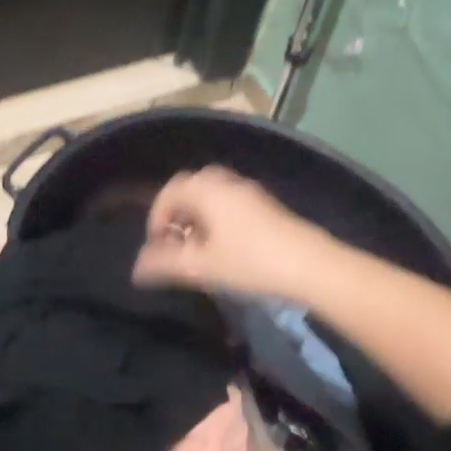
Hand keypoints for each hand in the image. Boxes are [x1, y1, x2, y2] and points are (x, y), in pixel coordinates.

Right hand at [133, 166, 333, 296]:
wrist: (313, 267)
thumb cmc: (251, 263)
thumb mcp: (201, 266)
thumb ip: (164, 264)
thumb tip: (136, 267)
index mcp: (206, 190)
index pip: (168, 192)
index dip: (156, 218)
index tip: (157, 245)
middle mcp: (225, 182)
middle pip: (190, 188)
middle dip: (176, 213)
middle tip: (175, 241)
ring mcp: (249, 192)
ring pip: (212, 195)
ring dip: (197, 216)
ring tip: (198, 247)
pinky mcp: (266, 206)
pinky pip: (230, 202)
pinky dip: (218, 218)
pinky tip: (225, 247)